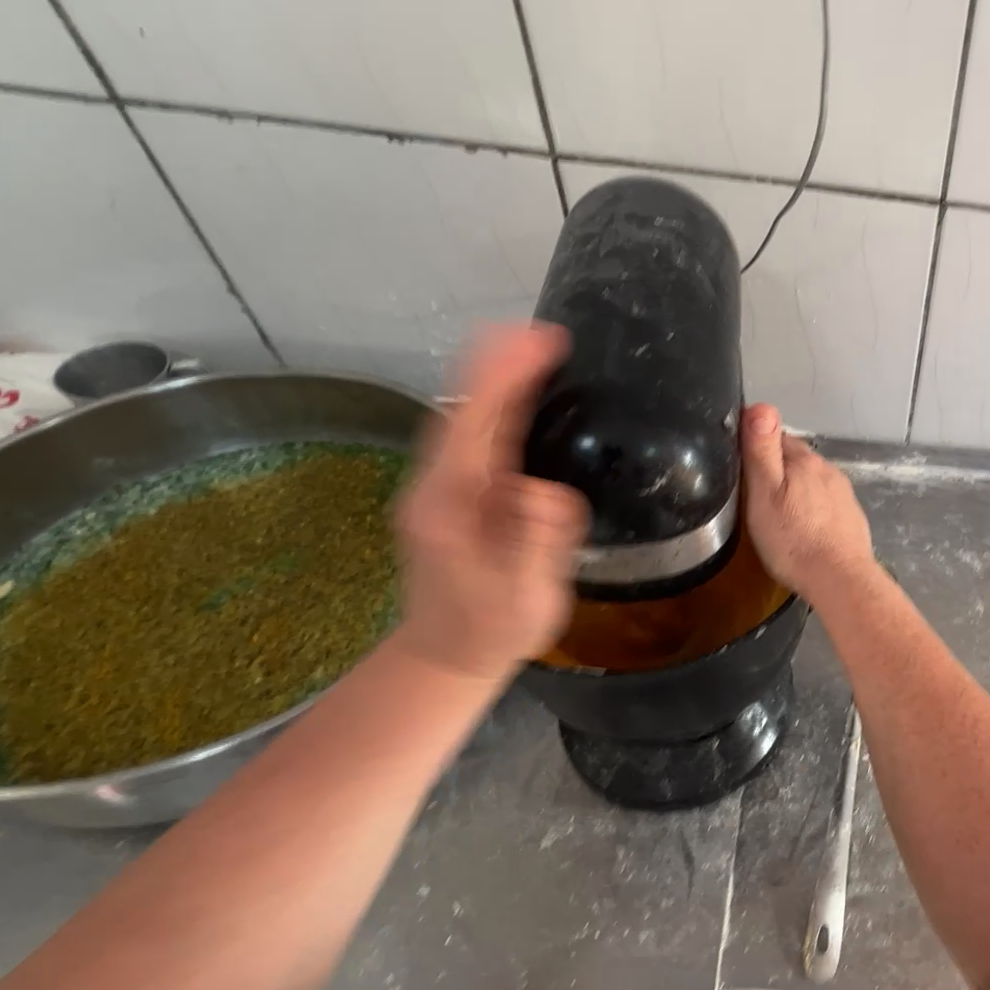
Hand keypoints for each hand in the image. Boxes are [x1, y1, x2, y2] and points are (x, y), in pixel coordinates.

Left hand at [393, 324, 589, 679]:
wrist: (447, 654)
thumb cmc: (488, 631)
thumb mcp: (519, 599)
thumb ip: (532, 545)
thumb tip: (543, 491)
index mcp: (450, 503)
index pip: (476, 424)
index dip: (506, 377)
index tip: (542, 343)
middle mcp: (440, 484)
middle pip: (467, 408)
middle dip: (502, 364)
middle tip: (549, 336)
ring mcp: (445, 487)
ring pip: (469, 417)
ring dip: (501, 379)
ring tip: (542, 352)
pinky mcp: (459, 495)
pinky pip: (479, 436)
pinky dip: (500, 404)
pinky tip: (525, 395)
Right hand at [741, 404, 876, 604]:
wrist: (839, 579)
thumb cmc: (794, 540)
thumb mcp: (765, 493)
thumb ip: (762, 450)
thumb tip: (760, 406)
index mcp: (804, 460)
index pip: (775, 437)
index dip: (755, 448)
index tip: (740, 467)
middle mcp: (828, 470)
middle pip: (795, 459)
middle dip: (776, 470)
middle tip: (754, 496)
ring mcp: (843, 494)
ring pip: (812, 482)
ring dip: (795, 491)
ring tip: (777, 515)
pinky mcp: (850, 516)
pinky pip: (825, 504)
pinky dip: (812, 510)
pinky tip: (803, 529)